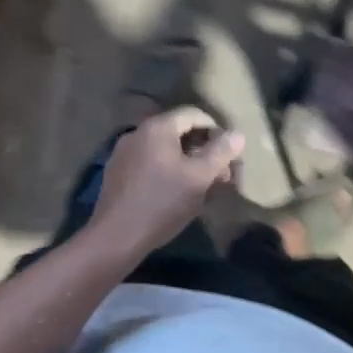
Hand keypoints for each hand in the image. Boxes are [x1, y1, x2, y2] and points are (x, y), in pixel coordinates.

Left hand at [89, 106, 244, 258]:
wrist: (115, 238)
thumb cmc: (162, 203)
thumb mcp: (199, 178)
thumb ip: (220, 153)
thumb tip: (237, 134)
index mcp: (157, 128)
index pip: (193, 114)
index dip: (216, 129)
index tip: (229, 152)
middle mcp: (137, 133)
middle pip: (178, 131)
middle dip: (202, 148)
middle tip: (219, 173)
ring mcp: (123, 153)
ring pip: (163, 149)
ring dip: (185, 161)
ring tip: (201, 185)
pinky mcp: (116, 173)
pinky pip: (149, 162)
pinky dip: (166, 170)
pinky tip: (174, 193)